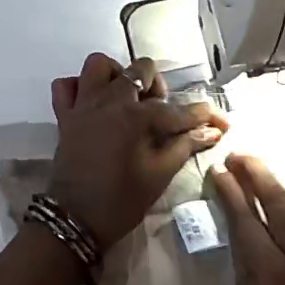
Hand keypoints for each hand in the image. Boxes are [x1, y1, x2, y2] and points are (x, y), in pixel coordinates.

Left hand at [46, 53, 227, 245]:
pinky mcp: (64, 116)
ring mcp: (83, 105)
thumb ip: (184, 146)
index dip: (204, 116)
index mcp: (136, 116)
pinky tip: (93, 103)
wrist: (76, 219)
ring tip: (127, 98)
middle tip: (160, 111)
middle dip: (157, 85)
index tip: (220, 122)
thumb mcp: (159, 174)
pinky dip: (79, 87)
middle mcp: (109, 100)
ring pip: (98, 65)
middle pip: (140, 70)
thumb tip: (212, 131)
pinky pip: (65, 86)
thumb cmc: (122, 200)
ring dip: (117, 74)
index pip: (178, 109)